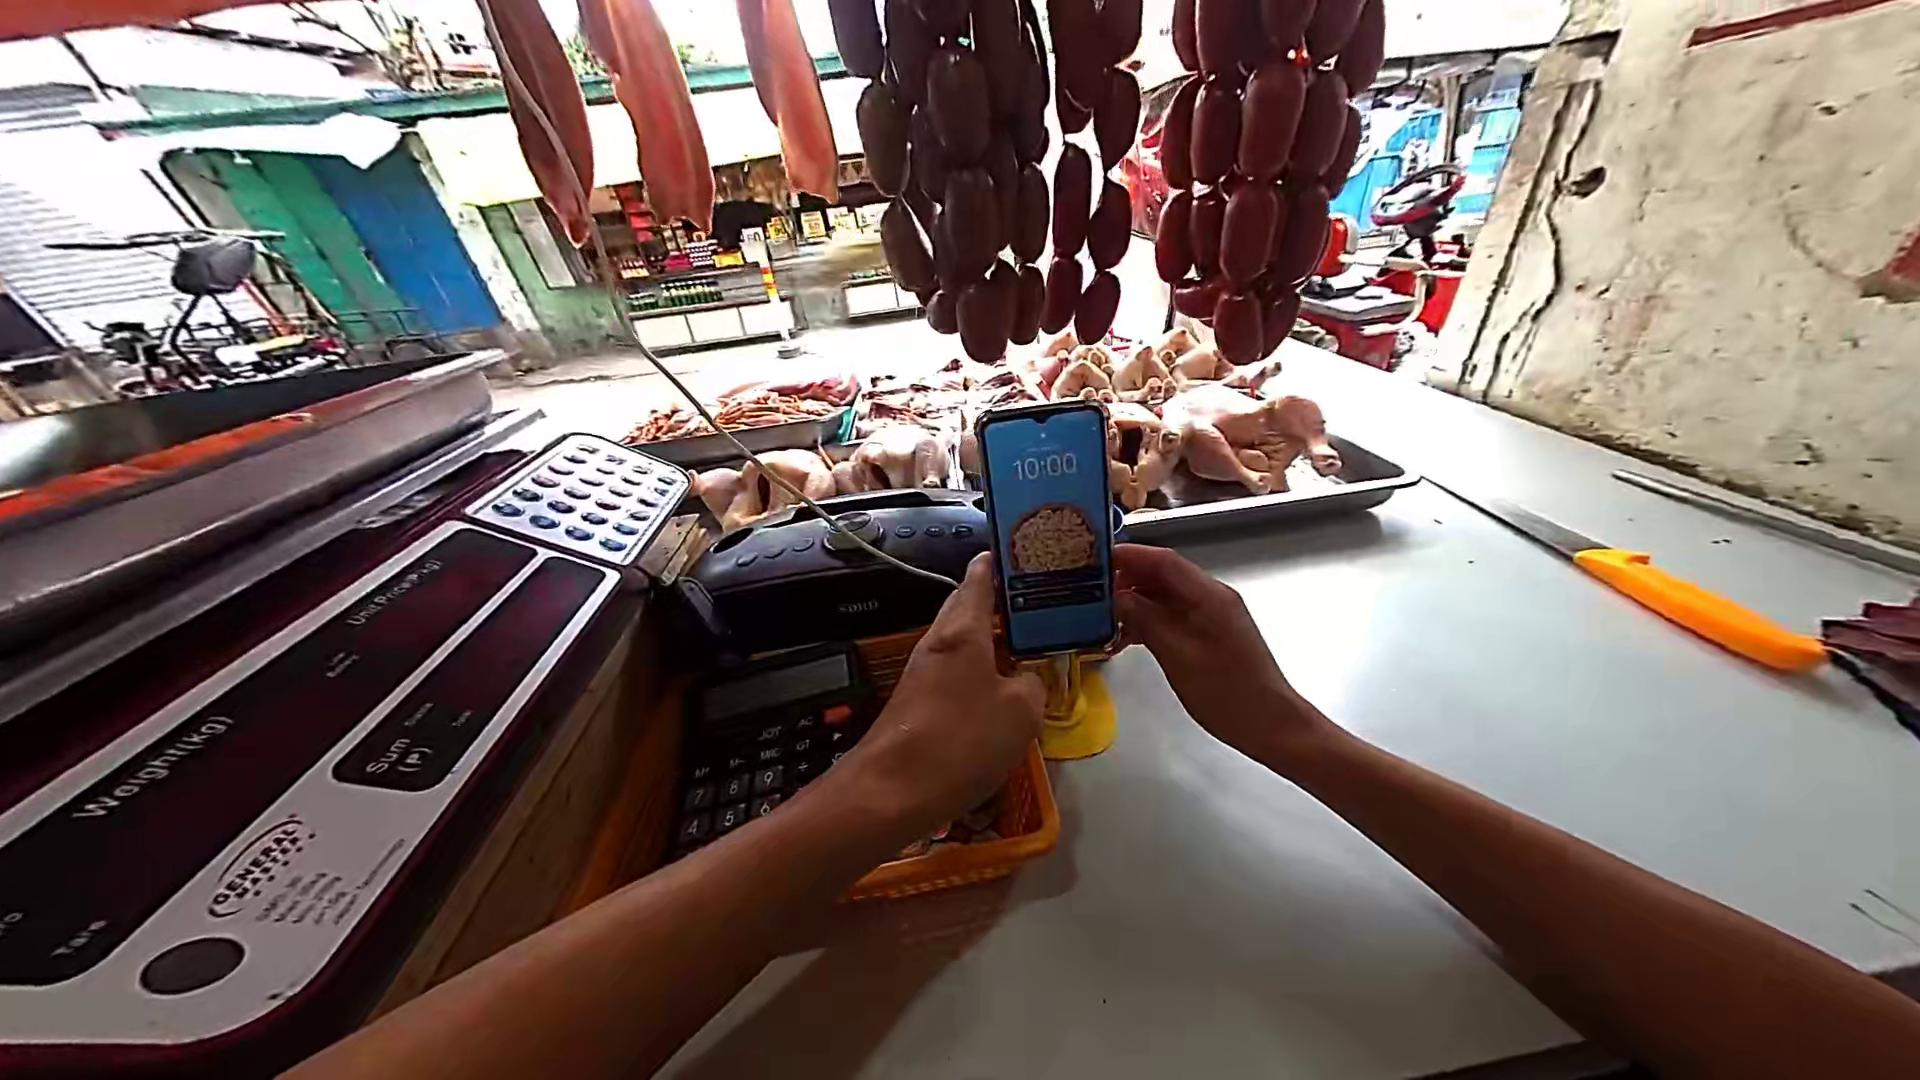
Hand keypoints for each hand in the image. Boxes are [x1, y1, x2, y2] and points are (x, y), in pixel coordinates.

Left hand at [840, 554, 1043, 835]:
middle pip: (967, 604)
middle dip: (998, 599)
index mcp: (962, 630)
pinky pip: (954, 668)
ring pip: (960, 638)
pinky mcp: (918, 698)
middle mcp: (938, 640)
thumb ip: (1033, 684)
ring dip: (989, 636)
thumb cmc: (961, 740)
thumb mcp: (1021, 712)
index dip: (1000, 562)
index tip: (1023, 555)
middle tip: (1035, 602)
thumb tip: (1026, 679)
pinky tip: (999, 688)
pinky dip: (978, 666)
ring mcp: (923, 669)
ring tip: (1025, 643)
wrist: (892, 790)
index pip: (979, 577)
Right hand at [1113, 544, 1330, 769]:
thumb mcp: (1178, 655)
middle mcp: (1210, 597)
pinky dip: (1146, 621)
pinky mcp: (1205, 632)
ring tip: (1102, 618)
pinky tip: (1124, 638)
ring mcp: (1209, 615)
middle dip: (1125, 579)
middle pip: (1161, 575)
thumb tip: (1116, 596)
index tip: (1094, 560)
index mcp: (1208, 596)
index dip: (1128, 555)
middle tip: (1089, 592)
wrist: (1270, 725)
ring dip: (1132, 603)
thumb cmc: (1228, 693)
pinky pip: (1170, 615)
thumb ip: (1146, 620)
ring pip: (1162, 596)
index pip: (1163, 560)